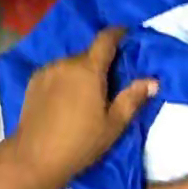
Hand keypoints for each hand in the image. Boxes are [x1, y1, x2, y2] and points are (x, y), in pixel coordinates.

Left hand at [7, 28, 157, 188]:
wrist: (36, 155)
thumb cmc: (81, 142)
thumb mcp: (114, 124)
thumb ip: (132, 99)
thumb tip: (153, 81)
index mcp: (88, 68)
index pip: (105, 39)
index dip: (117, 33)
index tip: (125, 33)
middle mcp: (66, 62)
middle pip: (88, 55)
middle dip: (99, 63)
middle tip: (108, 83)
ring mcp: (47, 69)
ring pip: (70, 64)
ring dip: (80, 72)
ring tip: (85, 96)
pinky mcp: (34, 79)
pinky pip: (55, 72)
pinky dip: (64, 79)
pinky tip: (64, 99)